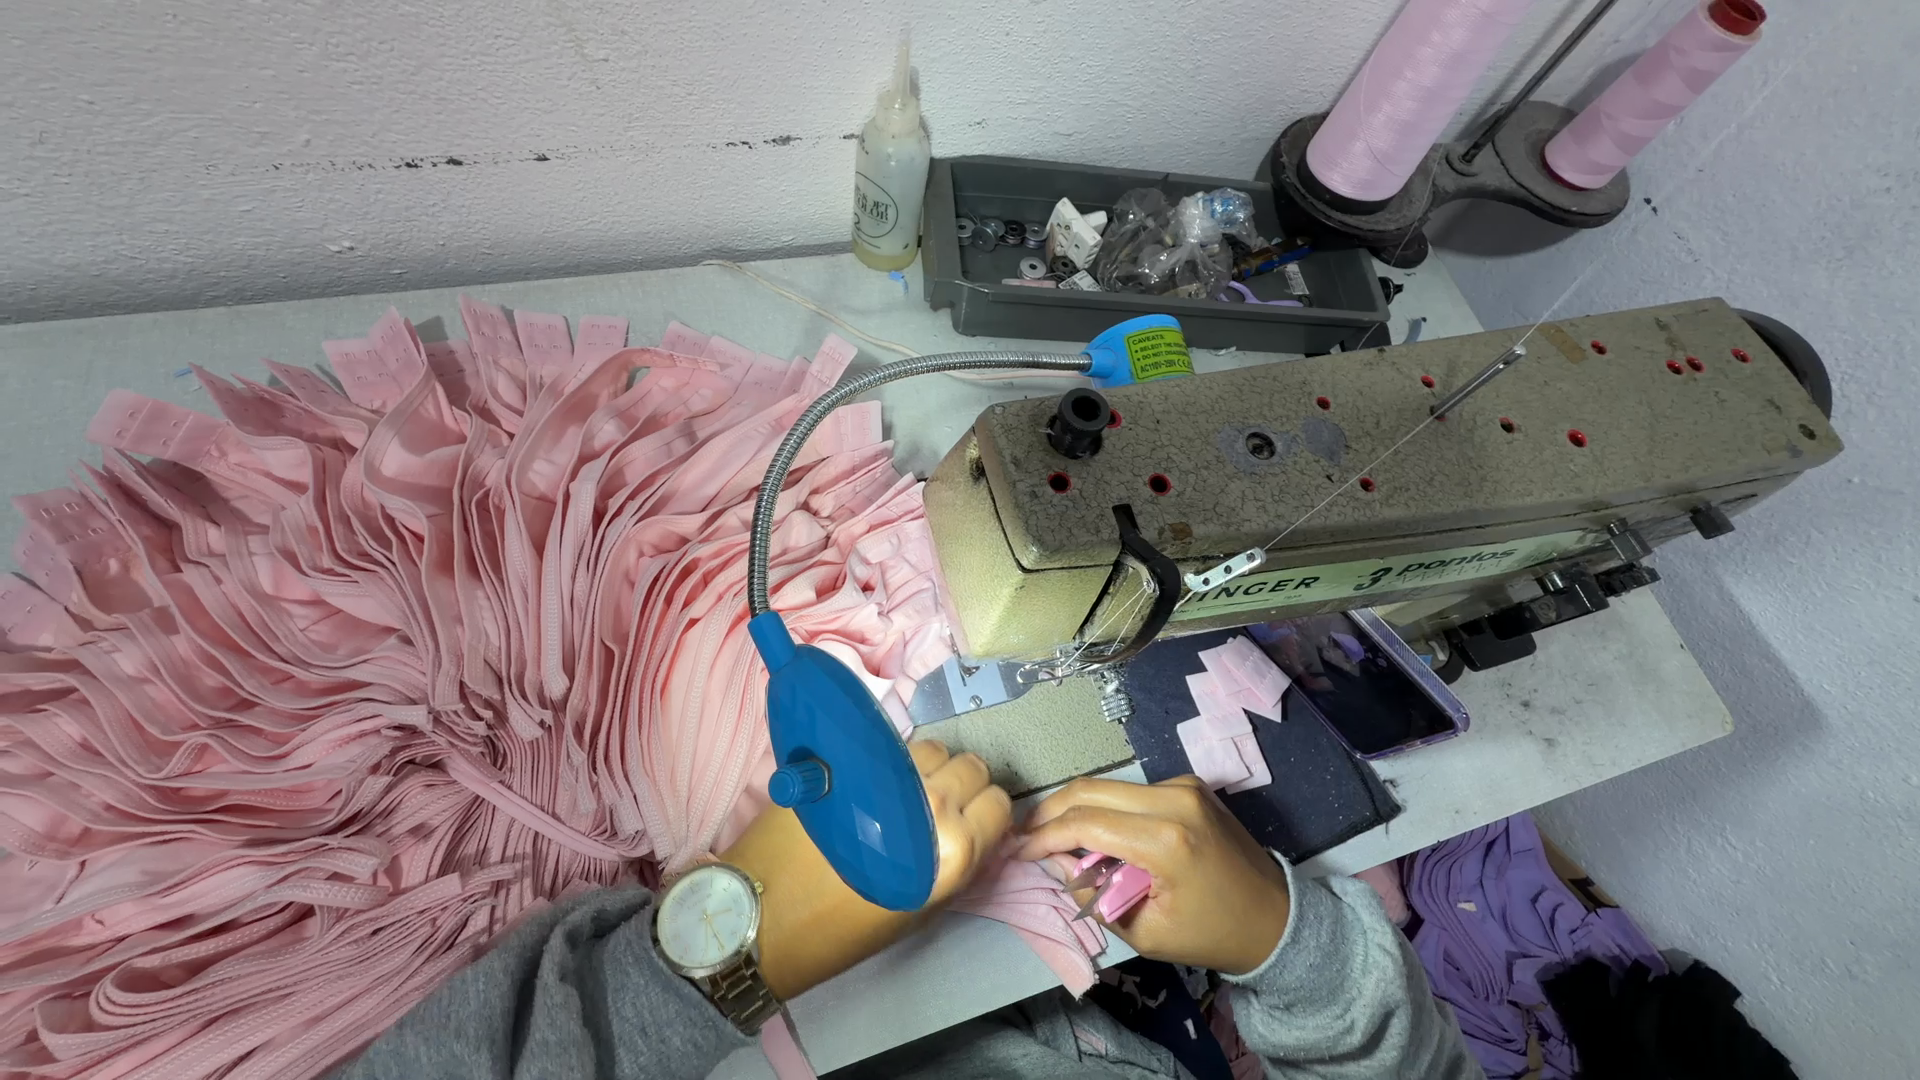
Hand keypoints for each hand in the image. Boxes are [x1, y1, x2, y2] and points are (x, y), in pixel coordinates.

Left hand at [718, 740, 1010, 998]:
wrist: (767, 916)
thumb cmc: (847, 928)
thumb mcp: (920, 911)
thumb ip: (961, 865)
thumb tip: (980, 828)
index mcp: (952, 851)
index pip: (996, 803)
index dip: (986, 812)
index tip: (971, 820)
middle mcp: (929, 805)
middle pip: (971, 765)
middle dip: (962, 783)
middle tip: (937, 805)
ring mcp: (890, 778)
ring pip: (935, 748)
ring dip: (929, 766)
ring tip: (904, 792)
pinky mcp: (854, 762)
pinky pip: (895, 747)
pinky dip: (897, 761)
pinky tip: (878, 784)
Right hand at [1015, 775, 1289, 974]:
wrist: (1277, 918)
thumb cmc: (1213, 934)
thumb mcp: (1147, 933)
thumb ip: (1095, 895)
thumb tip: (1060, 861)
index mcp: (1167, 839)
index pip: (1087, 822)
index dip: (1046, 835)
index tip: (1018, 850)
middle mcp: (1174, 798)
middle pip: (1090, 789)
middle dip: (1050, 811)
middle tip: (1025, 834)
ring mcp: (1183, 785)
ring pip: (1108, 785)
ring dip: (1076, 808)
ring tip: (1052, 836)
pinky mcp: (1187, 784)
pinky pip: (1131, 790)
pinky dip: (1105, 808)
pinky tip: (1095, 833)